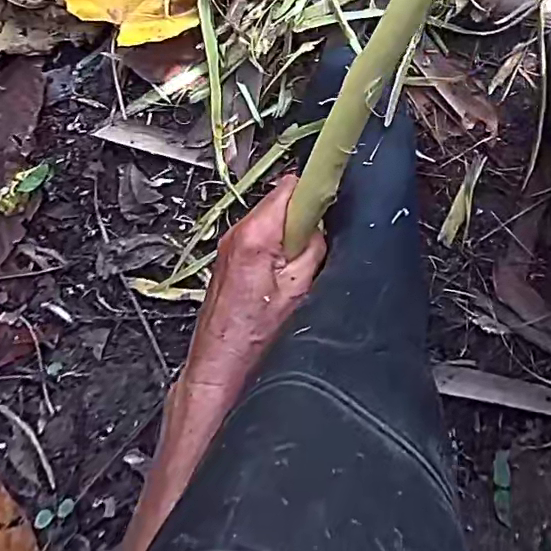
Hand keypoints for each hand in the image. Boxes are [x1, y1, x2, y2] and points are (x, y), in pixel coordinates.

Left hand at [178, 174, 325, 396]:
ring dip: (288, 233)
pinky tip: (277, 276)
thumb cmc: (253, 338)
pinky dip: (274, 245)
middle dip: (303, 218)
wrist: (219, 365)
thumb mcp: (299, 289)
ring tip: (290, 269)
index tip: (331, 191)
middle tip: (310, 249)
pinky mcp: (229, 253)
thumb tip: (321, 224)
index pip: (292, 185)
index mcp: (256, 234)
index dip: (316, 190)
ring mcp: (229, 241)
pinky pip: (260, 233)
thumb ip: (314, 247)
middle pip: (282, 199)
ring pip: (272, 216)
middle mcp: (237, 231)